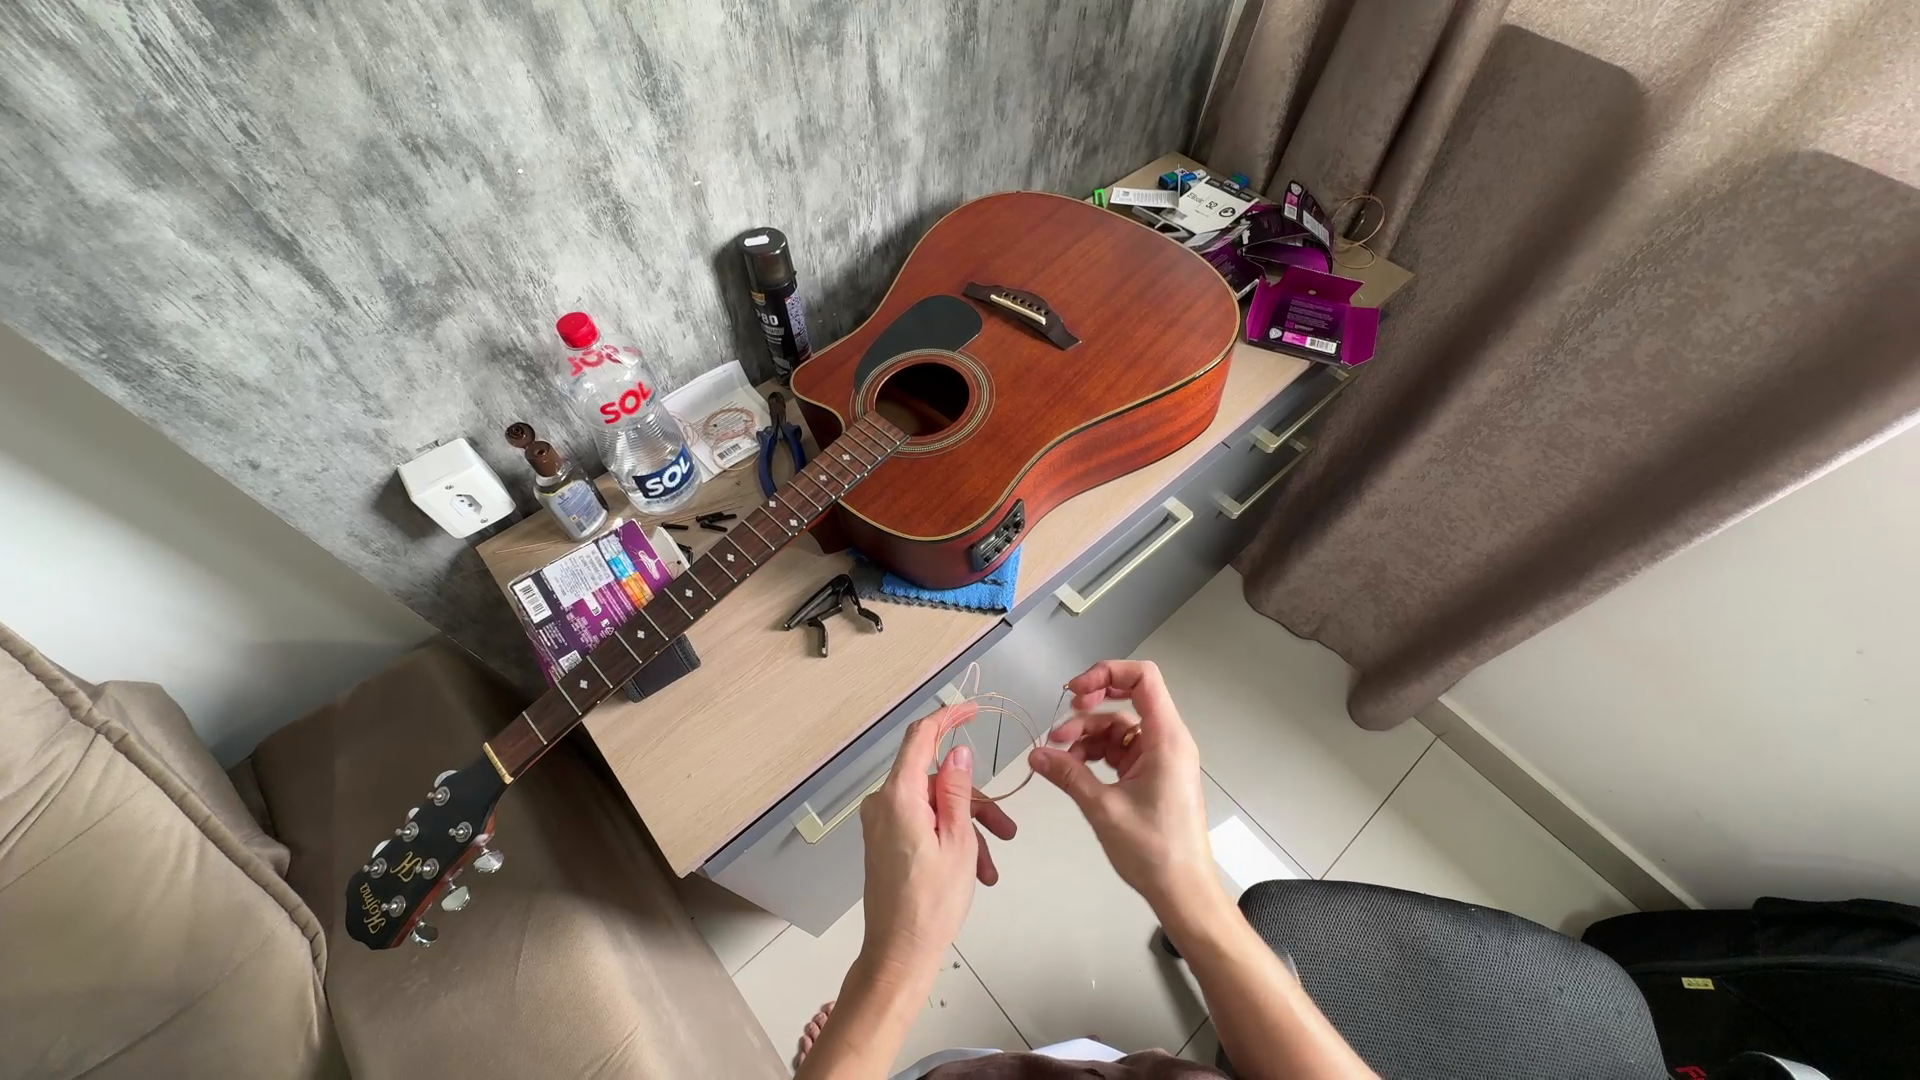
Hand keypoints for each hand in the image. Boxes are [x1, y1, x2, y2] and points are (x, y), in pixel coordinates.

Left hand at [859, 703, 1016, 973]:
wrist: (899, 955)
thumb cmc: (931, 903)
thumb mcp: (958, 842)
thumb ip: (957, 790)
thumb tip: (957, 750)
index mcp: (899, 796)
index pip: (921, 736)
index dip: (948, 717)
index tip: (974, 710)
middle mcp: (884, 802)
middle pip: (936, 778)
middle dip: (974, 799)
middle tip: (1006, 828)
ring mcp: (883, 821)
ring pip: (935, 804)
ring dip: (968, 826)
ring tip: (992, 863)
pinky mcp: (886, 839)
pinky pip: (924, 823)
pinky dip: (950, 838)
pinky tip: (977, 870)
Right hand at [1029, 660, 1218, 913]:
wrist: (1184, 893)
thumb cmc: (1153, 850)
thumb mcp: (1103, 808)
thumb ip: (1068, 774)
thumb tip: (1035, 754)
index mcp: (1166, 739)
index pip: (1143, 678)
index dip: (1107, 673)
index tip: (1074, 693)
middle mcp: (1168, 740)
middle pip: (1127, 699)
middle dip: (1089, 707)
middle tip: (1060, 727)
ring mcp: (1160, 757)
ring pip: (1119, 726)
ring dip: (1087, 735)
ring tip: (1060, 756)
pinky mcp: (1152, 774)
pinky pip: (1121, 749)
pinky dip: (1096, 753)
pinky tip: (1074, 768)